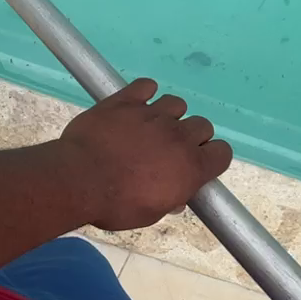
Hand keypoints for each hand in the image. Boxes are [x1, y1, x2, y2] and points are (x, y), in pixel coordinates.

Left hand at [56, 78, 232, 230]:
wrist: (78, 180)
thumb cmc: (114, 204)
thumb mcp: (148, 214)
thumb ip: (168, 201)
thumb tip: (176, 198)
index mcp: (191, 167)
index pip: (222, 152)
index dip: (209, 157)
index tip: (194, 163)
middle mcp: (178, 136)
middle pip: (202, 125)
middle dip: (189, 136)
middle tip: (166, 148)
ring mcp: (151, 115)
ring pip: (176, 103)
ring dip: (167, 114)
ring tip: (147, 127)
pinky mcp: (124, 101)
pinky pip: (145, 85)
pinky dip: (143, 92)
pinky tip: (134, 104)